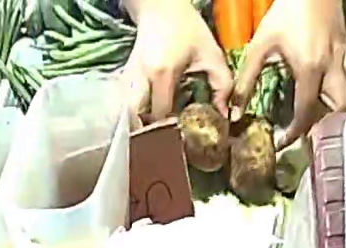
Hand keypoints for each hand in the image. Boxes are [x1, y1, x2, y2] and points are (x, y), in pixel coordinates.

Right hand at [124, 0, 232, 120]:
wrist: (159, 7)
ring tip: (151, 131)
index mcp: (162, 73)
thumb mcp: (210, 52)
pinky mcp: (122, 81)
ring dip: (138, 127)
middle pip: (137, 122)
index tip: (179, 131)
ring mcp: (127, 80)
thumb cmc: (186, 28)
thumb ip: (222, 83)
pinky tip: (143, 118)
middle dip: (148, 132)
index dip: (169, 128)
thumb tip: (224, 115)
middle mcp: (140, 79)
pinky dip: (132, 117)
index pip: (161, 115)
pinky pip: (124, 108)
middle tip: (162, 137)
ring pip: (127, 117)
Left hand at [235, 0, 345, 147]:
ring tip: (331, 122)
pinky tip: (345, 98)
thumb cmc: (285, 13)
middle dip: (325, 126)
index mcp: (310, 69)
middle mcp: (332, 66)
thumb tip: (234, 116)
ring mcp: (344, 56)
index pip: (306, 113)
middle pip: (338, 106)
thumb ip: (244, 84)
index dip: (294, 134)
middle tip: (307, 137)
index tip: (282, 143)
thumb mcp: (258, 48)